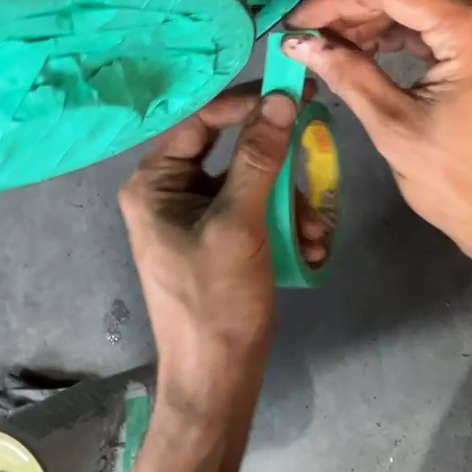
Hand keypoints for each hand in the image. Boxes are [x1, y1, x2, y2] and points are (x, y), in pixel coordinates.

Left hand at [118, 84, 325, 405]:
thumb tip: (280, 99)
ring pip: (252, 182)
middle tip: (316, 145)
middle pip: (232, 149)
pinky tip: (310, 248)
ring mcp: (196, 217)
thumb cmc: (217, 300)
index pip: (202, 120)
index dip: (248, 104)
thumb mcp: (240, 224)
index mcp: (155, 182)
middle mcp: (171, 192)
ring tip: (314, 233)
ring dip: (290, 202)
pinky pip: (257, 212)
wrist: (218, 377)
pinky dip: (285, 224)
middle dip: (278, 165)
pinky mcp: (221, 239)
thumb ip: (259, 158)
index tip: (295, 94)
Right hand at [282, 0, 471, 269]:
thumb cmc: (458, 182)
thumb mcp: (394, 126)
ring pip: (417, 10)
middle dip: (350, 11)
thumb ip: (348, 73)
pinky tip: (361, 53)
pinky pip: (434, 32)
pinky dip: (397, 40)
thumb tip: (298, 43)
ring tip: (324, 46)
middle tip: (303, 36)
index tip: (295, 20)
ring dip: (370, 25)